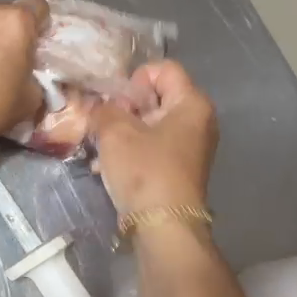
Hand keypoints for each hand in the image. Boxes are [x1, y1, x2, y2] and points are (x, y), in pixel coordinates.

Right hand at [88, 61, 218, 214]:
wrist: (163, 226)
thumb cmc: (144, 170)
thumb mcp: (114, 132)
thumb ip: (103, 109)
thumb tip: (100, 106)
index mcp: (192, 103)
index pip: (162, 69)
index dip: (133, 79)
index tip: (115, 103)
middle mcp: (198, 121)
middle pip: (155, 98)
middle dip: (123, 108)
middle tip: (101, 125)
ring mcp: (190, 147)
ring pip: (149, 125)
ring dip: (121, 133)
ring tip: (98, 149)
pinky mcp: (178, 170)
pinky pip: (151, 148)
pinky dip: (129, 153)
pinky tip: (105, 168)